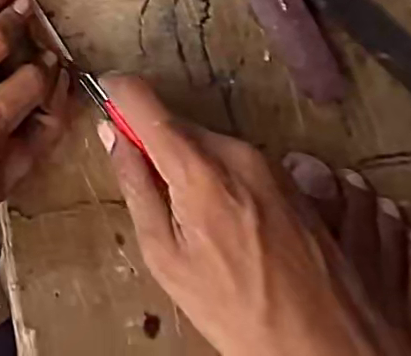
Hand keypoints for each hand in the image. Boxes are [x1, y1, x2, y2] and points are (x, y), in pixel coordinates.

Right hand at [100, 74, 403, 355]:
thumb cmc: (242, 317)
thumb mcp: (166, 257)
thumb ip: (134, 184)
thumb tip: (111, 133)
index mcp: (198, 169)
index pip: (139, 96)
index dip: (114, 93)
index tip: (105, 103)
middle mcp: (238, 153)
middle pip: (176, 124)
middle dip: (157, 144)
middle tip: (160, 195)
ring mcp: (277, 167)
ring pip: (211, 144)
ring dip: (196, 164)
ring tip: (208, 225)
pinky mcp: (304, 184)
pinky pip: (244, 163)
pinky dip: (229, 178)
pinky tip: (242, 228)